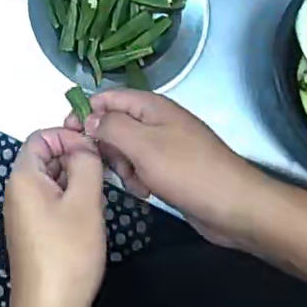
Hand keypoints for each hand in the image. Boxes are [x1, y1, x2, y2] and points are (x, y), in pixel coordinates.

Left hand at [2, 128, 107, 306]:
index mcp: (22, 176)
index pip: (41, 137)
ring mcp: (22, 211)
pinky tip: (89, 215)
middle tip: (104, 172)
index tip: (95, 148)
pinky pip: (49, 200)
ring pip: (50, 179)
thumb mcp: (84, 202)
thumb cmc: (67, 254)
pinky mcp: (31, 230)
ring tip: (100, 195)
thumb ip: (86, 164)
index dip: (67, 136)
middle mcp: (16, 189)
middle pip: (44, 157)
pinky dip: (69, 199)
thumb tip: (84, 145)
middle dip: (74, 158)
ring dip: (75, 180)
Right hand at [68, 90, 258, 246]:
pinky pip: (141, 166)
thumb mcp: (143, 145)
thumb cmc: (189, 172)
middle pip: (113, 123)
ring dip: (122, 166)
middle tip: (108, 166)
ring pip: (125, 148)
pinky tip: (146, 192)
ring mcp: (165, 144)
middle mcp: (156, 120)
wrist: (237, 208)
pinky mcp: (171, 168)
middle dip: (106, 145)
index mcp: (150, 105)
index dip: (85, 112)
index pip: (106, 97)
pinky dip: (138, 178)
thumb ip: (110, 126)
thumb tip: (89, 118)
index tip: (69, 134)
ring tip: (135, 182)